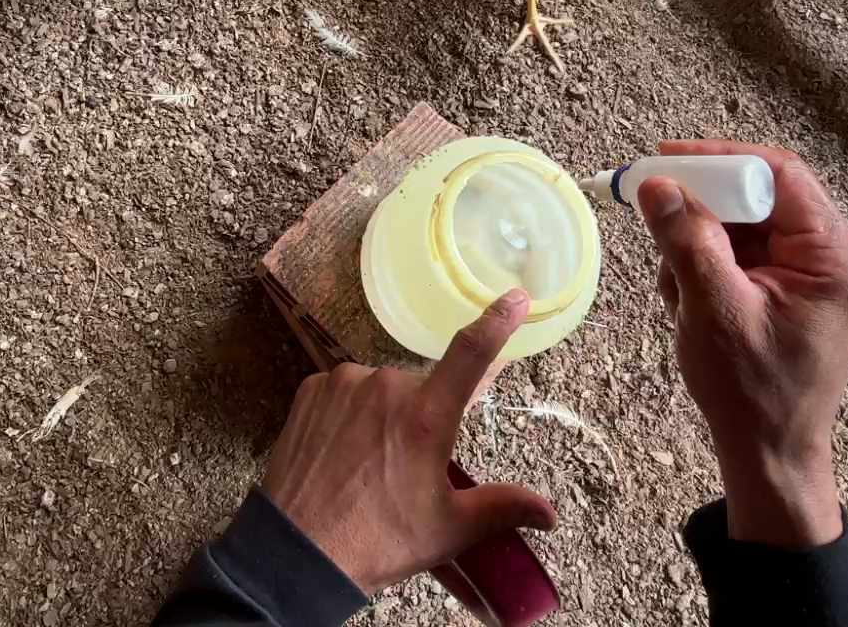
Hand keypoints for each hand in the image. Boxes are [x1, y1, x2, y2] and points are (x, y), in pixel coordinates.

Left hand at [261, 291, 558, 592]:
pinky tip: (341, 450)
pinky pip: (345, 390)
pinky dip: (349, 413)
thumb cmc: (379, 540)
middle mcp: (386, 386)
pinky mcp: (312, 386)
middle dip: (422, 418)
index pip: (471, 354)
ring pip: (381, 390)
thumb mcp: (447, 529)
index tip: (515, 297)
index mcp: (426, 416)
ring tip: (367, 465)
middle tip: (406, 467)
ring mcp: (345, 381)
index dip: (496, 321)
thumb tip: (550, 513)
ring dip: (384, 415)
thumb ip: (501, 509)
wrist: (296, 551)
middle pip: (421, 389)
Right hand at [637, 141, 847, 547]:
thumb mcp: (714, 309)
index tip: (664, 158)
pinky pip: (742, 248)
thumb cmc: (750, 390)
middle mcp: (837, 256)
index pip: (779, 175)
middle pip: (758, 196)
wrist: (770, 451)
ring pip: (742, 222)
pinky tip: (692, 298)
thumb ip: (687, 240)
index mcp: (837, 258)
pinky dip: (706, 262)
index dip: (719, 159)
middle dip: (702, 211)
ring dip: (698, 243)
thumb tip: (655, 183)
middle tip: (657, 222)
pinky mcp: (794, 284)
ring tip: (680, 289)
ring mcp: (816, 271)